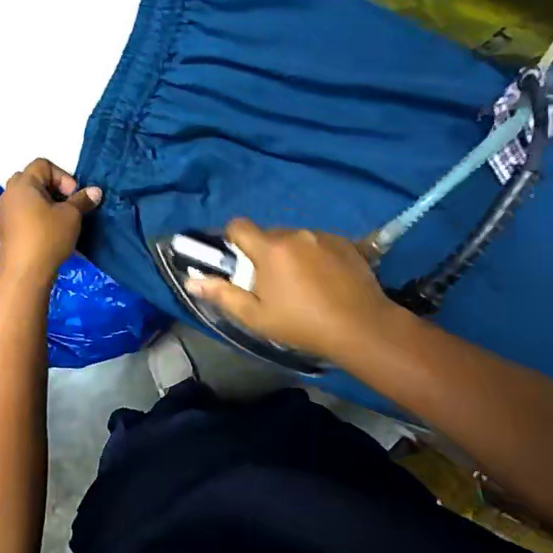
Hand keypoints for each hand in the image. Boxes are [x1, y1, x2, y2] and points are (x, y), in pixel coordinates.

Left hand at [0, 159, 102, 286]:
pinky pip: (23, 213)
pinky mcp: (6, 229)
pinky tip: (50, 233)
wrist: (24, 273)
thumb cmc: (48, 237)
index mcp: (23, 183)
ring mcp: (5, 211)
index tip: (73, 196)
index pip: (43, 164)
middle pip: (33, 179)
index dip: (63, 176)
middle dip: (53, 189)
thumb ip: (82, 200)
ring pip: (27, 198)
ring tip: (60, 220)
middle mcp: (9, 193)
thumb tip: (96, 191)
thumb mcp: (71, 217)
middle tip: (66, 205)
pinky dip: (37, 216)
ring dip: (46, 204)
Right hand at [185, 218, 398, 361]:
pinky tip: (324, 281)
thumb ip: (223, 295)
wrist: (361, 326)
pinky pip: (319, 242)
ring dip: (290, 254)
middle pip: (268, 234)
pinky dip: (315, 256)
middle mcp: (296, 234)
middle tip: (270, 285)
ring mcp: (324, 236)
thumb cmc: (302, 324)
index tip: (238, 263)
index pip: (238, 226)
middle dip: (263, 253)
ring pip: (295, 238)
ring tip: (301, 285)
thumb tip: (192, 281)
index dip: (232, 240)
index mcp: (270, 249)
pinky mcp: (346, 243)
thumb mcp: (256, 316)